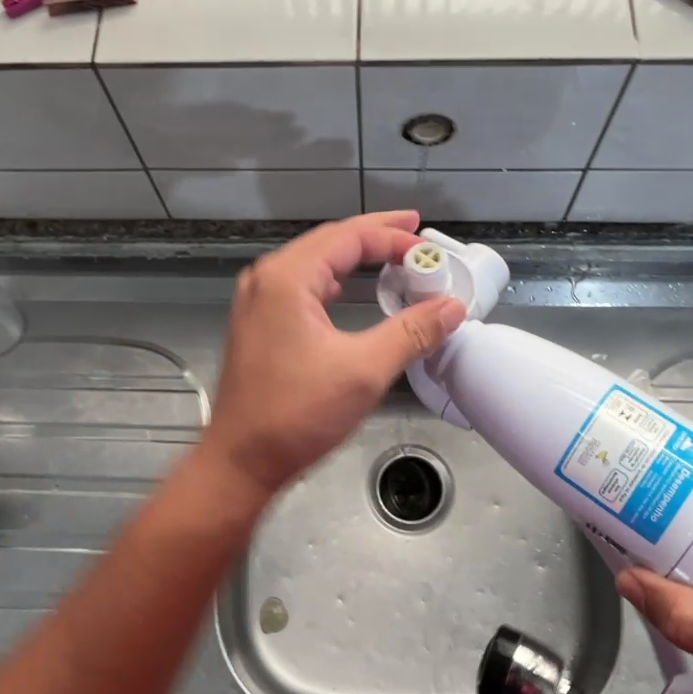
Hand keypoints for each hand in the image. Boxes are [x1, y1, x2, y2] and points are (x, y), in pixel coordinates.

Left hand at [204, 211, 466, 495]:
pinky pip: (303, 286)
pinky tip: (355, 289)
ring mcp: (258, 301)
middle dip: (375, 235)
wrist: (240, 461)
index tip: (429, 246)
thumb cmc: (296, 414)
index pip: (348, 237)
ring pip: (315, 262)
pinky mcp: (259, 323)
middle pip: (329, 241)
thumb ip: (412, 332)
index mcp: (287, 278)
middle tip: (415, 232)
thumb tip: (452, 307)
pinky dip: (335, 280)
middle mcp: (267, 279)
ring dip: (355, 256)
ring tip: (393, 254)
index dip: (393, 237)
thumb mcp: (364, 370)